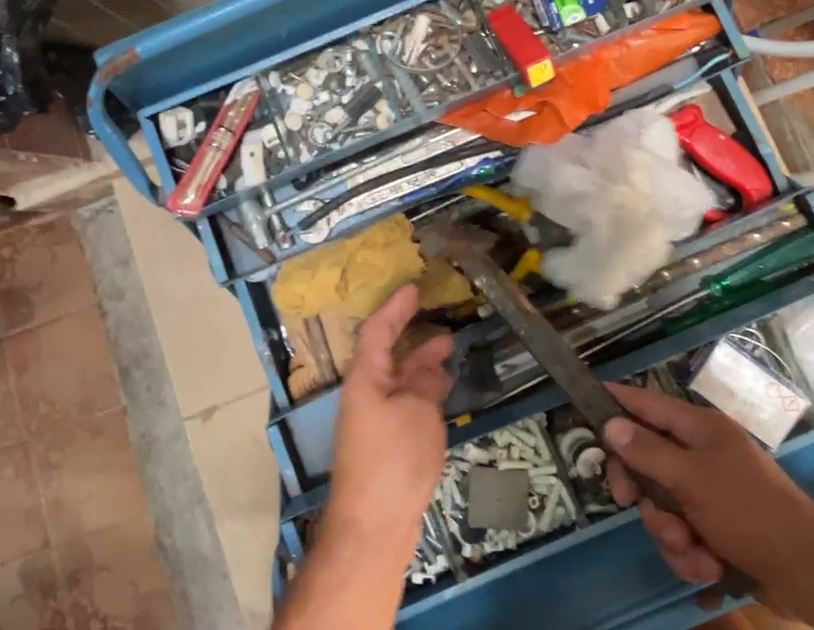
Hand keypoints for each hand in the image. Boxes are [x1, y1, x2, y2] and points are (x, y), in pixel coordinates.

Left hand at [327, 284, 454, 544]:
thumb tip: (430, 365)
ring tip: (449, 353)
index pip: (377, 330)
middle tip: (440, 321)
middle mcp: (364, 395)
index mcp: (364, 378)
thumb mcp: (417, 411)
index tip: (412, 288)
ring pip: (398, 382)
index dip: (394, 308)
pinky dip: (423, 393)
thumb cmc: (393, 458)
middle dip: (411, 336)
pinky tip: (441, 396)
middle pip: (386, 355)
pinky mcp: (384, 446)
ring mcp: (373, 422)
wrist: (374, 524)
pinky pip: (403, 405)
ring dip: (421, 365)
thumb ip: (424, 382)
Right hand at [602, 382, 813, 589]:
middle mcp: (703, 456)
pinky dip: (690, 554)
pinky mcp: (716, 529)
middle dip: (642, 493)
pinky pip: (681, 535)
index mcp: (701, 430)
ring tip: (694, 550)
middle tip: (628, 503)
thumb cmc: (749, 512)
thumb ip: (647, 451)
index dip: (619, 399)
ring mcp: (710, 494)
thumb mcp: (691, 479)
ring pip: (661, 507)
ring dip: (670, 534)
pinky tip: (710, 567)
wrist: (808, 573)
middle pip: (646, 461)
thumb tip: (611, 423)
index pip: (649, 403)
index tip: (589, 395)